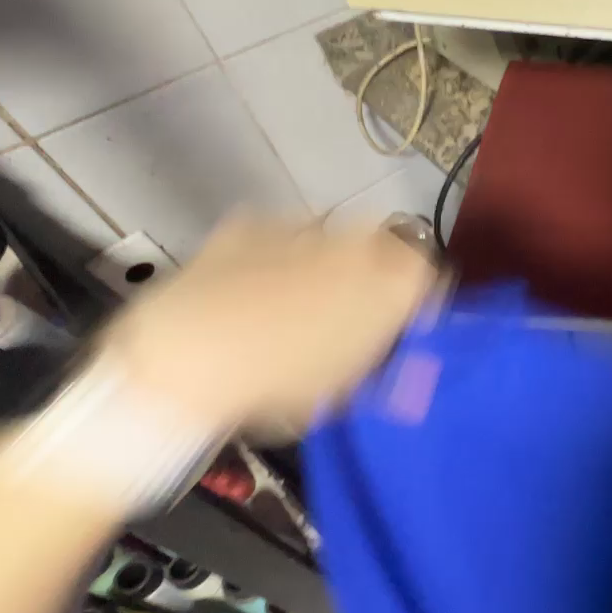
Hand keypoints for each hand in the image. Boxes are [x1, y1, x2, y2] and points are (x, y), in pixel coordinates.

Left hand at [97, 219, 438, 428]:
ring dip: (330, 262)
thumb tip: (410, 364)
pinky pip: (281, 235)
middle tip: (352, 315)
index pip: (434, 280)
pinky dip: (279, 254)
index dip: (420, 305)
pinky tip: (255, 286)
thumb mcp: (347, 390)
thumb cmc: (276, 386)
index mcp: (398, 280)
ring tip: (299, 302)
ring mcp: (305, 226)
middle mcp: (363, 241)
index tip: (404, 329)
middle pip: (388, 251)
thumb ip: (387, 366)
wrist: (177, 361)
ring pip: (336, 240)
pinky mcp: (251, 221)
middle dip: (378, 275)